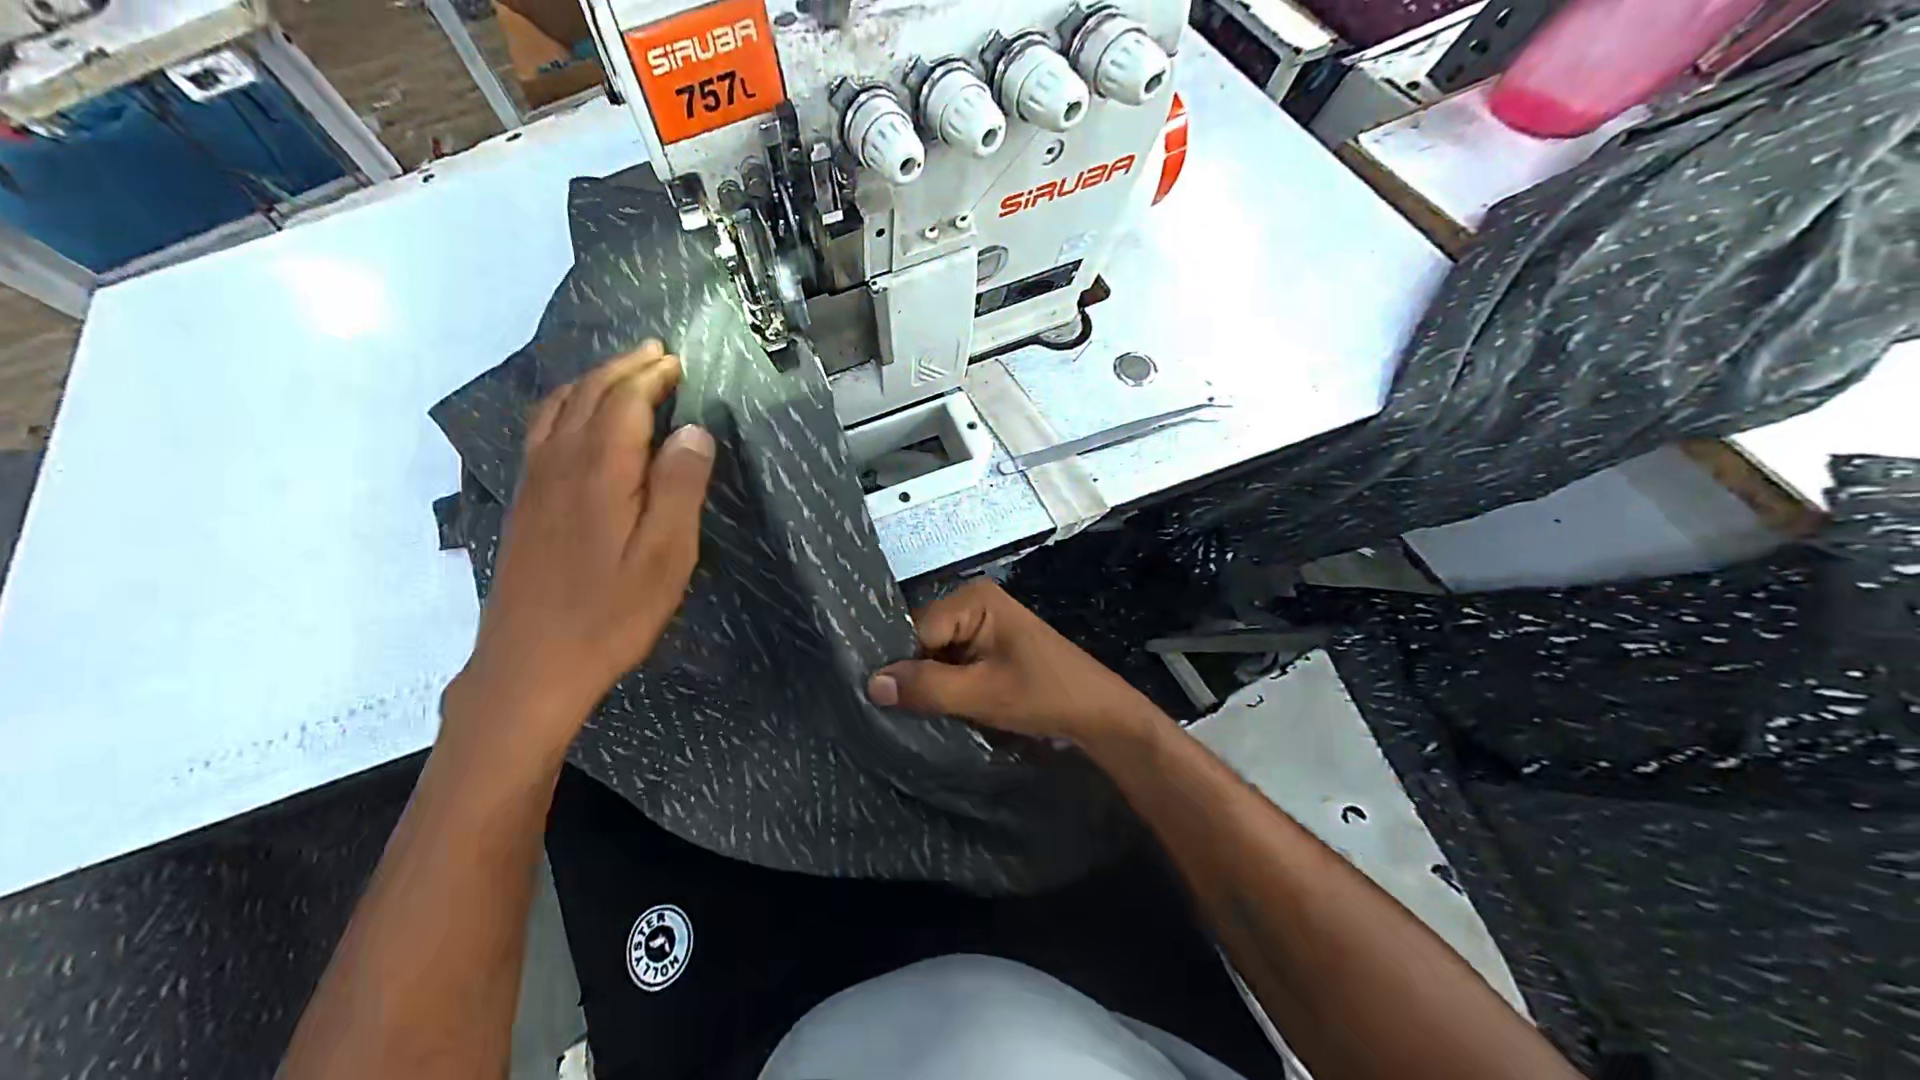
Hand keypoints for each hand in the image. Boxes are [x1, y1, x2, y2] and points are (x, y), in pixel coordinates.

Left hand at [446, 343, 715, 752]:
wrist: (532, 663)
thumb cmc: (612, 613)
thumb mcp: (665, 556)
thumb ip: (680, 487)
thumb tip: (694, 431)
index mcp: (600, 470)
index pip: (625, 401)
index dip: (652, 377)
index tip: (678, 362)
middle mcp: (560, 463)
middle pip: (589, 395)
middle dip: (624, 369)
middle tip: (656, 355)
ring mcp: (534, 482)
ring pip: (558, 409)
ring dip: (592, 382)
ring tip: (621, 375)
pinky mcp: (524, 504)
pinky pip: (541, 433)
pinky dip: (565, 407)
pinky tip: (577, 421)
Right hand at [866, 580, 1163, 744]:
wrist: (1098, 713)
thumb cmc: (1045, 695)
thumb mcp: (982, 694)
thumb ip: (927, 687)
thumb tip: (871, 684)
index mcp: (973, 599)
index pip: (915, 628)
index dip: (901, 664)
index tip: (882, 699)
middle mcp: (973, 602)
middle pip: (922, 639)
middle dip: (915, 673)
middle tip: (895, 710)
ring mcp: (982, 624)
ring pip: (934, 654)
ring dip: (929, 682)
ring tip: (915, 711)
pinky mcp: (988, 646)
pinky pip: (951, 661)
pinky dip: (945, 684)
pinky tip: (938, 706)